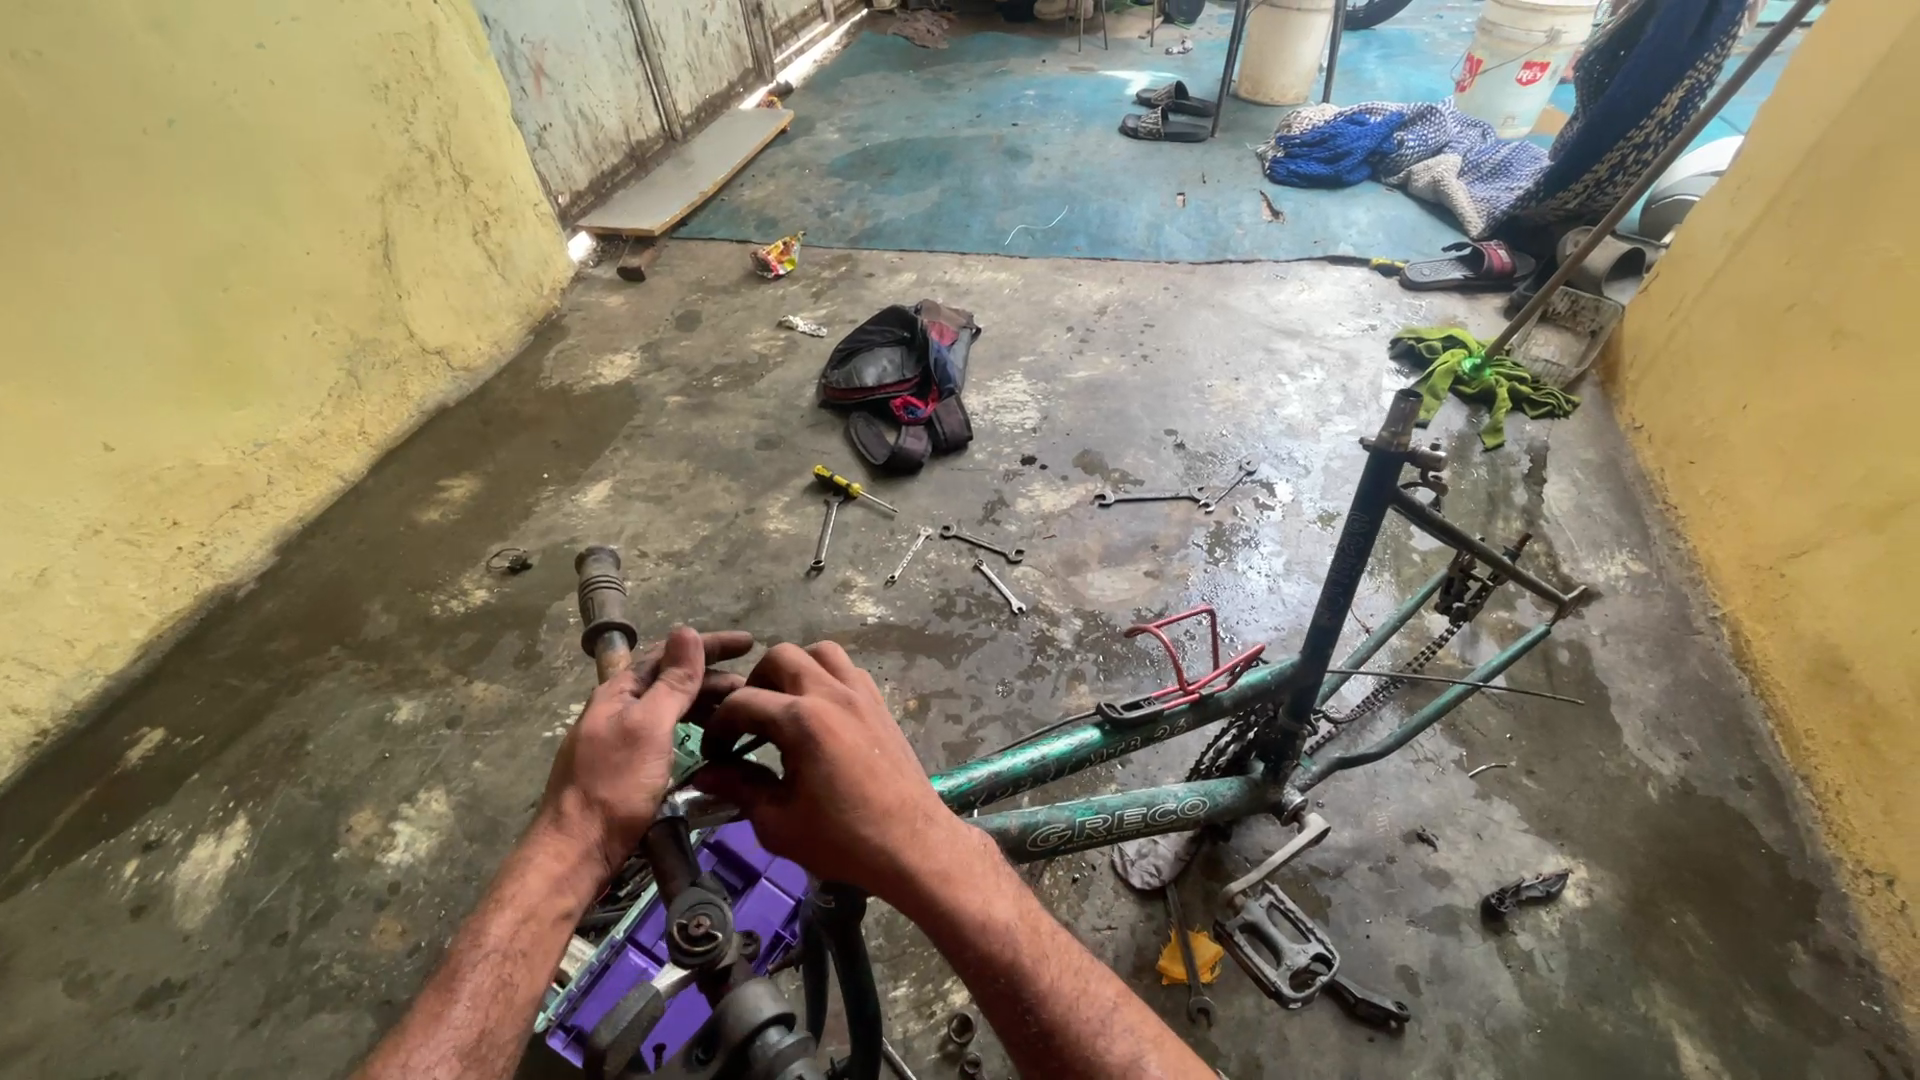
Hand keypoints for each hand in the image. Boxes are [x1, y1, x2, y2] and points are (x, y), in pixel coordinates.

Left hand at [536, 626, 754, 877]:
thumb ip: (672, 682)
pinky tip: (710, 739)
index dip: (710, 645)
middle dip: (713, 674)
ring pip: (671, 707)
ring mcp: (622, 739)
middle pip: (671, 678)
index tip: (750, 643)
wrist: (575, 853)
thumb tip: (686, 631)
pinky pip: (669, 731)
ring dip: (706, 701)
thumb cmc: (613, 786)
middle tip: (752, 682)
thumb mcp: (650, 727)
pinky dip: (694, 726)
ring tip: (740, 709)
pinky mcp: (629, 767)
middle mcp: (619, 709)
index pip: (669, 652)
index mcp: (619, 692)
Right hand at [691, 641, 972, 904]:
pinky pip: (849, 670)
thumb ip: (741, 788)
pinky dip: (827, 678)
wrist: (912, 843)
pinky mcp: (880, 703)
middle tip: (748, 722)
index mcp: (803, 720)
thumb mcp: (779, 823)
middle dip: (754, 683)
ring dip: (795, 670)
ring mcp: (862, 694)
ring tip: (785, 707)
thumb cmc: (844, 839)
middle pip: (781, 656)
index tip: (715, 754)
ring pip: (821, 652)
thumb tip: (705, 775)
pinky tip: (820, 714)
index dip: (718, 727)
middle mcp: (832, 693)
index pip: (743, 702)